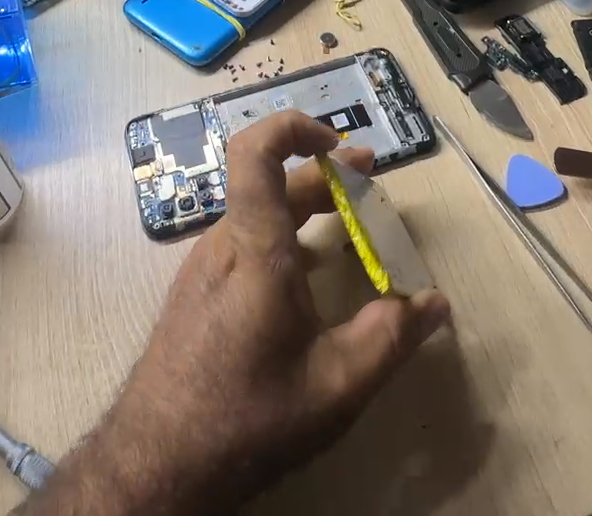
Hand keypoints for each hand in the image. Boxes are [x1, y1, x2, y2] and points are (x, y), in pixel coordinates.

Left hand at [23, 111, 449, 514]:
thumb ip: (389, 338)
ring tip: (348, 221)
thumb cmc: (246, 418)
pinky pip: (244, 242)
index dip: (293, 127)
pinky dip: (283, 235)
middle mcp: (223, 246)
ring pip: (257, 213)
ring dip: (304, 205)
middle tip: (370, 178)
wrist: (155, 464)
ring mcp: (203, 267)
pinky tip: (308, 273)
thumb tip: (436, 304)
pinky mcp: (197, 290)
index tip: (337, 146)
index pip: (255, 154)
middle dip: (323, 173)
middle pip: (270, 183)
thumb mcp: (334, 386)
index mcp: (254, 252)